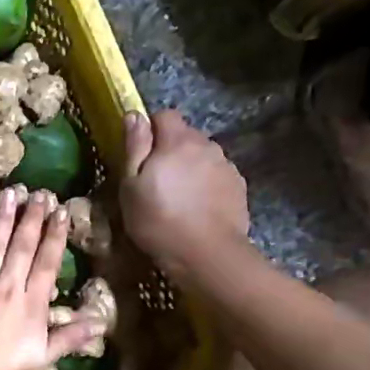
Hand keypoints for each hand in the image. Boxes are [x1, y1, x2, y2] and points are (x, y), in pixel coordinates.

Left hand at [0, 187, 105, 369]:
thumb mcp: (39, 360)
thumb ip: (67, 338)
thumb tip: (99, 323)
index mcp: (31, 304)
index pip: (47, 263)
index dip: (55, 236)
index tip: (62, 212)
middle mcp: (8, 285)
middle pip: (23, 246)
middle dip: (33, 217)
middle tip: (41, 192)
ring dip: (5, 217)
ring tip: (12, 193)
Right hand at [119, 110, 251, 279]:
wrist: (206, 254)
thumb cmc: (158, 220)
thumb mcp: (131, 185)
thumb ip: (135, 146)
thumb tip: (134, 115)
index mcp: (177, 142)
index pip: (165, 115)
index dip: (151, 129)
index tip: (140, 153)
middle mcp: (206, 145)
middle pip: (185, 135)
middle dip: (170, 148)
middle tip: (155, 178)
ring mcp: (226, 165)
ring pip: (202, 155)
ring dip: (190, 165)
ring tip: (178, 195)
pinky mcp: (238, 186)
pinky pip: (216, 174)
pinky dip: (205, 183)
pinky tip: (197, 206)